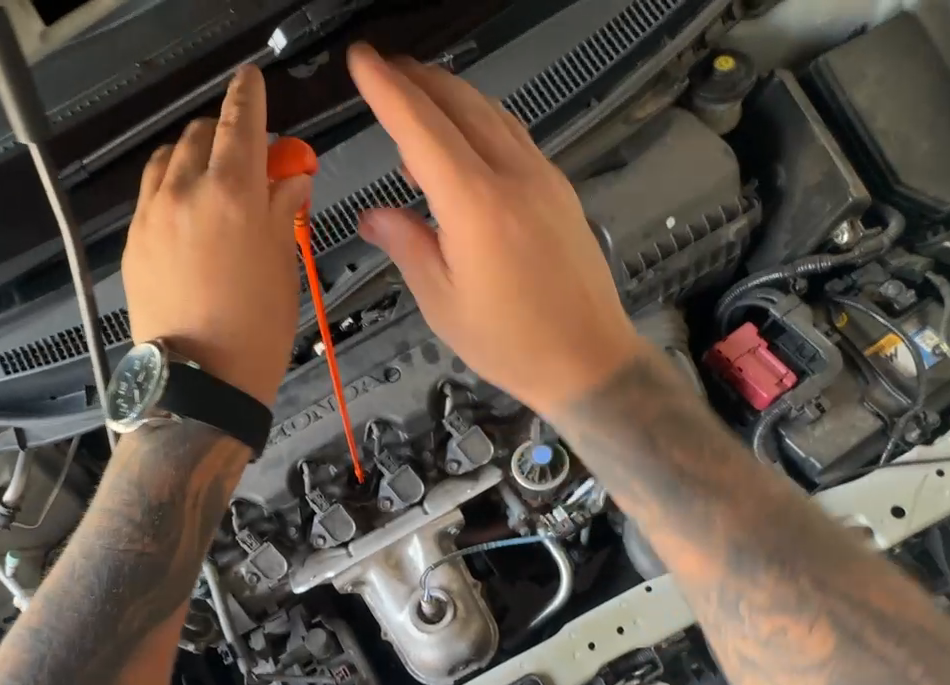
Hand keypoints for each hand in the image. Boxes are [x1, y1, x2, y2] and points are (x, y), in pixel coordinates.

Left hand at [122, 65, 312, 407]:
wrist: (201, 386)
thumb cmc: (254, 336)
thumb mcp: (283, 268)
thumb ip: (282, 213)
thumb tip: (289, 181)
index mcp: (232, 193)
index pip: (240, 120)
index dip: (248, 95)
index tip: (251, 84)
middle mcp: (185, 193)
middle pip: (200, 134)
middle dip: (224, 133)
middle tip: (247, 157)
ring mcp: (151, 217)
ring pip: (167, 159)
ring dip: (192, 157)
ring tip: (212, 182)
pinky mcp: (133, 244)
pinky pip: (150, 195)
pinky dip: (170, 189)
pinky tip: (187, 214)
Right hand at [346, 44, 655, 414]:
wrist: (587, 359)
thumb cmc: (510, 342)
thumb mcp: (442, 303)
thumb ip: (407, 247)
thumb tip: (374, 216)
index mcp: (475, 205)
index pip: (421, 128)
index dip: (387, 90)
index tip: (362, 61)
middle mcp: (513, 177)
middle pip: (460, 105)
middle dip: (418, 79)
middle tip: (386, 69)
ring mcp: (543, 179)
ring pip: (492, 114)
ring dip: (452, 95)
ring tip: (420, 92)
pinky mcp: (559, 191)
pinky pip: (514, 137)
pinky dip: (481, 122)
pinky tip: (466, 137)